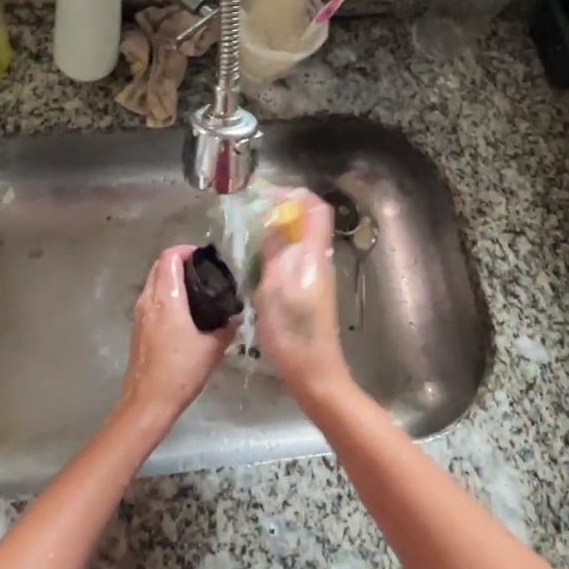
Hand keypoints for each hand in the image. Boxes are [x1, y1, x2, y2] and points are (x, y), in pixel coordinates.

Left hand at [120, 245, 233, 425]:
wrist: (147, 402)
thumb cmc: (180, 371)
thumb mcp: (212, 349)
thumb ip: (227, 328)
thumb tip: (237, 316)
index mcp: (166, 298)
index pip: (169, 257)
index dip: (186, 250)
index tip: (204, 258)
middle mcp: (149, 300)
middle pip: (159, 265)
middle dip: (179, 261)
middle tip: (203, 271)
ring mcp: (140, 313)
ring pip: (153, 281)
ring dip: (171, 277)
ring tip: (196, 289)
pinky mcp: (138, 327)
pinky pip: (151, 297)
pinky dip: (165, 293)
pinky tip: (183, 310)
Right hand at [254, 191, 351, 400]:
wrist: (314, 373)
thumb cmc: (293, 332)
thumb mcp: (275, 287)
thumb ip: (275, 251)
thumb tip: (273, 219)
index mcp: (315, 255)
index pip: (316, 209)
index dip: (295, 195)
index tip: (266, 195)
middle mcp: (320, 260)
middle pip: (307, 221)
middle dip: (280, 211)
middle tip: (250, 214)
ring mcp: (316, 276)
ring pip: (300, 240)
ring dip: (277, 232)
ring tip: (248, 236)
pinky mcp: (310, 291)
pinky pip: (295, 258)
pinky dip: (277, 252)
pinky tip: (257, 265)